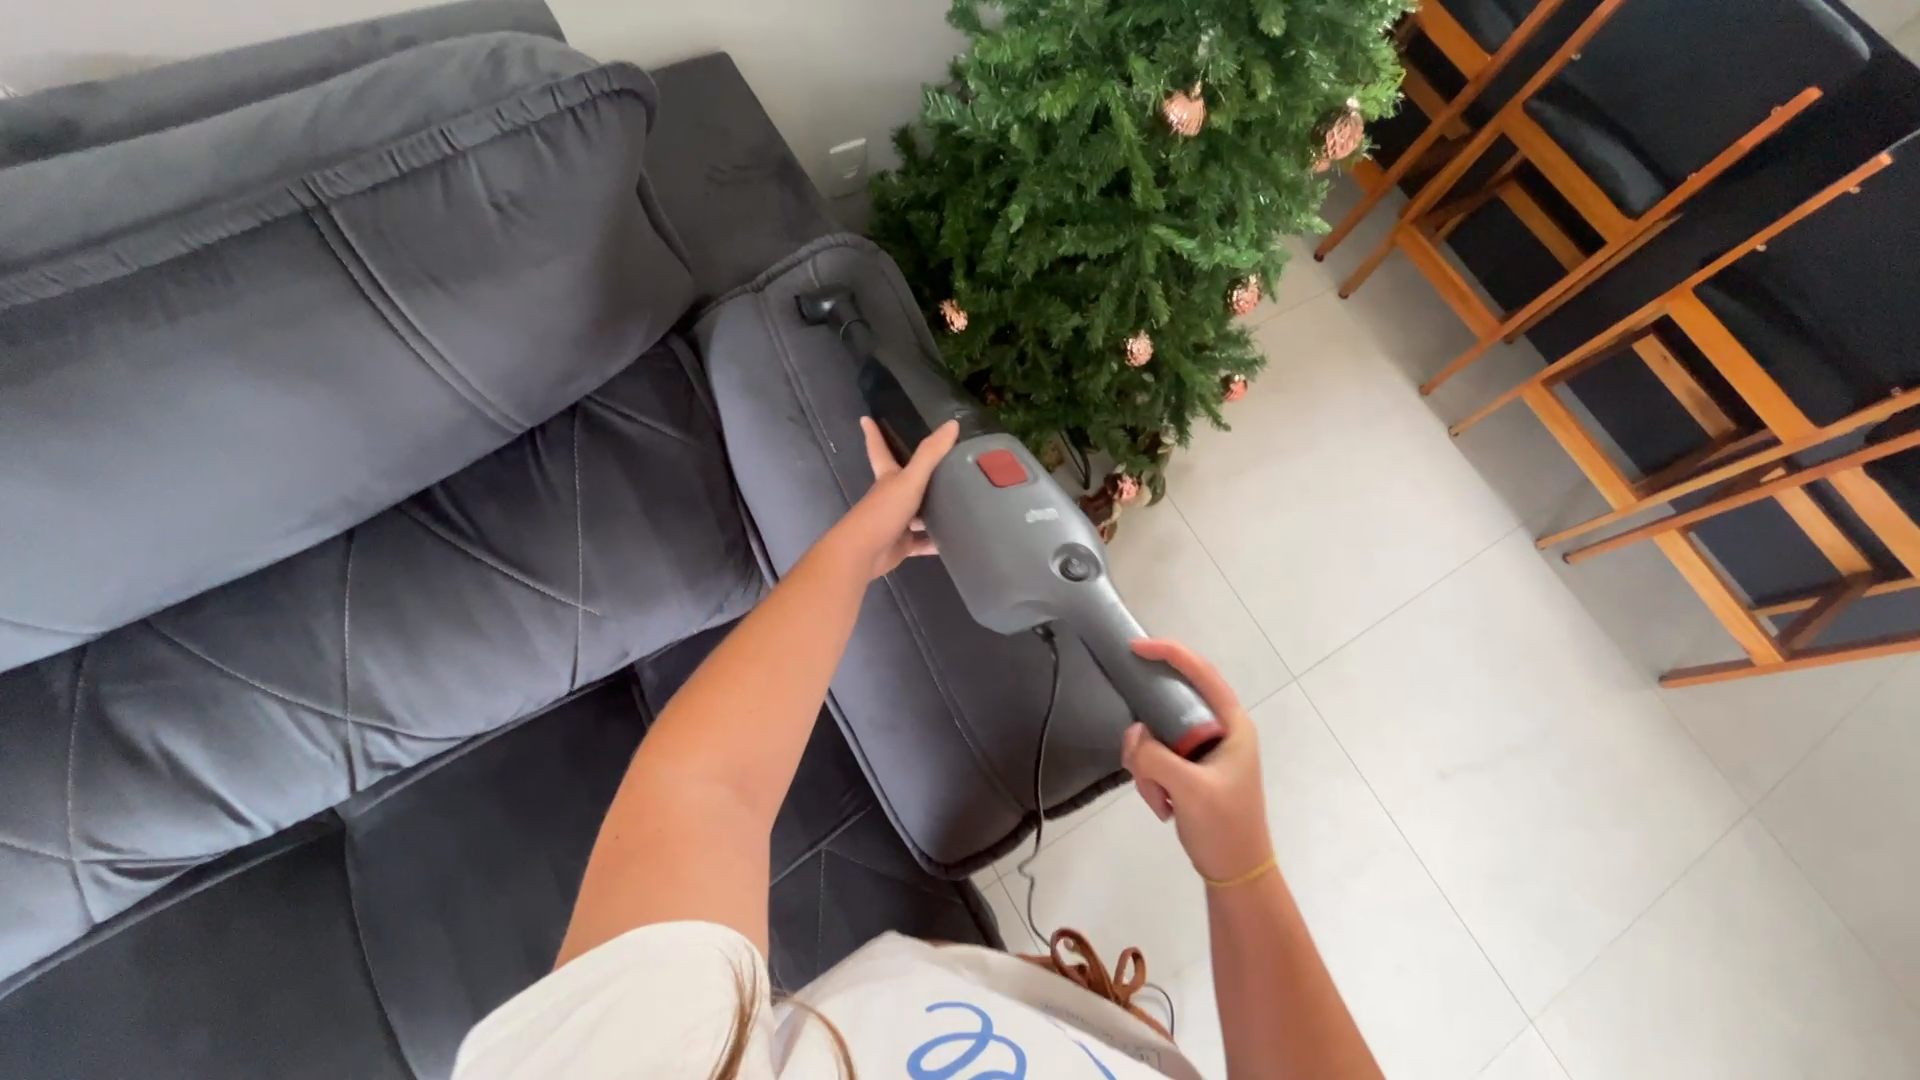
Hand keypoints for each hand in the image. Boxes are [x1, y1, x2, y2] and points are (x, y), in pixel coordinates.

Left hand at [826, 417, 958, 579]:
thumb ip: (930, 454)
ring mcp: (896, 522)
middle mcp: (891, 498)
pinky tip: (956, 538)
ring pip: (918, 513)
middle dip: (919, 474)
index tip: (865, 419)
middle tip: (943, 464)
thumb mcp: (910, 480)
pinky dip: (937, 541)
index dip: (873, 434)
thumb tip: (952, 424)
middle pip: (905, 482)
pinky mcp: (902, 545)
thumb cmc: (883, 511)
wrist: (864, 553)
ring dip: (934, 509)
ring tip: (961, 502)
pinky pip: (924, 541)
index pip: (879, 450)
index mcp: (888, 478)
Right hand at [1120, 639, 1273, 882]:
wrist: (1236, 874)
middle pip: (1168, 707)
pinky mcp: (1190, 769)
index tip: (1134, 648)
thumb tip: (1134, 736)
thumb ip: (1154, 755)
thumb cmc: (1224, 828)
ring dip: (1146, 766)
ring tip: (1159, 798)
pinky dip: (1149, 778)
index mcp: (1233, 725)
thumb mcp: (1188, 789)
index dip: (1169, 653)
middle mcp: (1219, 731)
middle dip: (1146, 736)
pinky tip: (1162, 805)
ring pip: (1156, 736)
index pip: (1201, 672)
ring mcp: (1203, 751)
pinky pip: (1155, 758)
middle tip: (1137, 759)